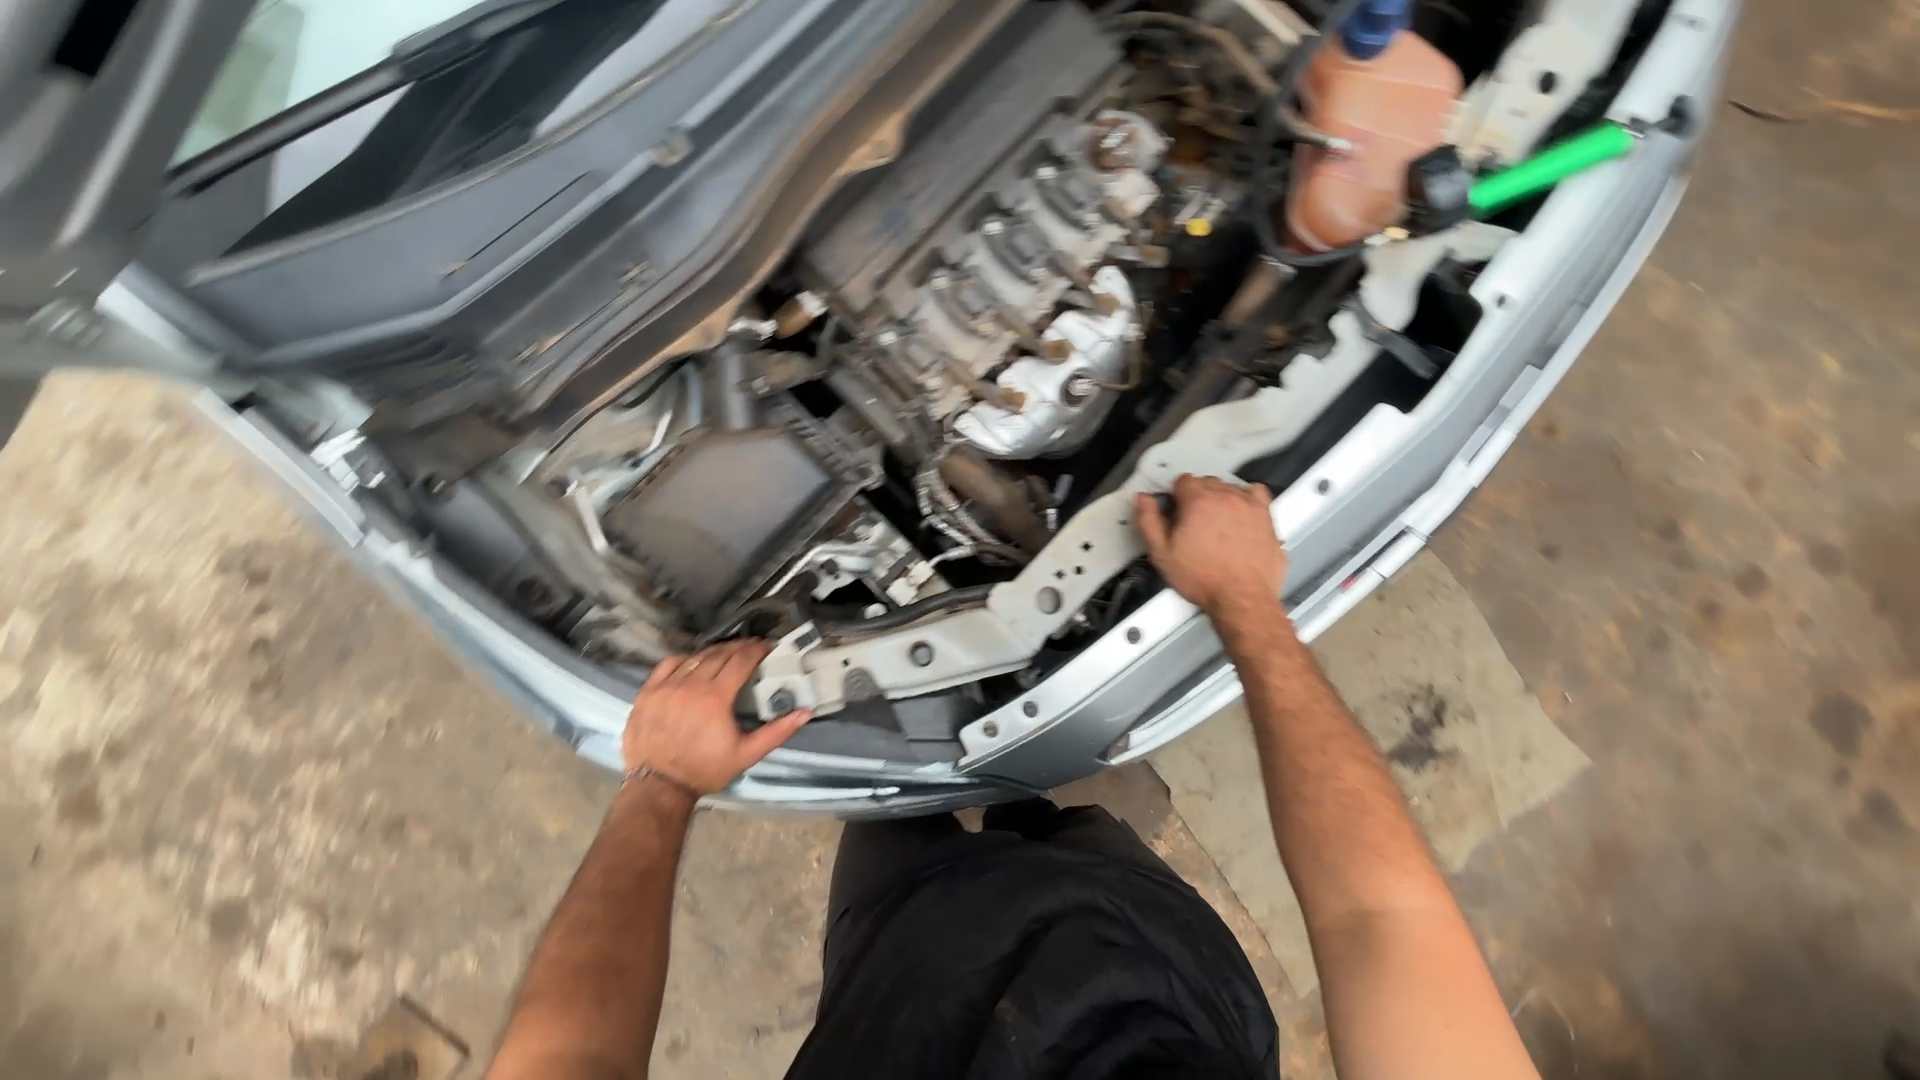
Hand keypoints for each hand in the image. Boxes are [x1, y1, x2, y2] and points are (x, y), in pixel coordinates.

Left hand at [621, 639, 810, 796]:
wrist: (659, 786)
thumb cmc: (705, 769)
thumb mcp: (746, 754)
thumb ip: (776, 732)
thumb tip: (805, 713)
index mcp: (716, 697)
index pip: (740, 661)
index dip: (756, 650)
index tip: (766, 646)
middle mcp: (690, 685)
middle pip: (719, 654)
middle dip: (738, 647)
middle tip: (750, 647)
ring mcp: (666, 687)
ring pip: (695, 657)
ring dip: (714, 652)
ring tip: (725, 653)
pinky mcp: (648, 692)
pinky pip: (668, 664)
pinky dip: (684, 659)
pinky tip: (692, 663)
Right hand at [1136, 474, 1287, 624]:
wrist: (1241, 598)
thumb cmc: (1206, 580)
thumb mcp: (1162, 553)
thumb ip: (1149, 520)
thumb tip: (1144, 501)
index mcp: (1198, 502)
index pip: (1182, 481)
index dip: (1175, 497)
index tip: (1175, 513)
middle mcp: (1226, 498)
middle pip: (1206, 482)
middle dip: (1197, 498)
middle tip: (1193, 524)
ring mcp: (1249, 506)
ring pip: (1229, 487)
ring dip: (1220, 499)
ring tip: (1215, 524)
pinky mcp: (1266, 517)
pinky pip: (1256, 493)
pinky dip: (1246, 499)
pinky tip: (1239, 514)